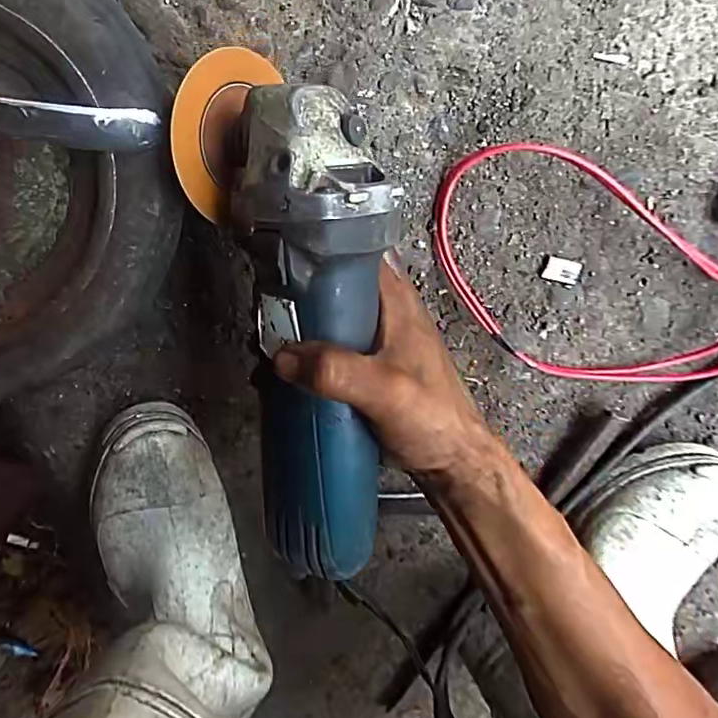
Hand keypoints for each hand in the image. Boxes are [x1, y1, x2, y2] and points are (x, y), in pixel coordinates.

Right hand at [271, 259, 500, 478]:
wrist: (452, 464)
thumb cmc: (436, 421)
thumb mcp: (384, 391)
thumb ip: (334, 371)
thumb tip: (284, 358)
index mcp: (394, 299)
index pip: (350, 254)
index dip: (314, 253)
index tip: (280, 263)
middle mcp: (383, 311)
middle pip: (330, 286)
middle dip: (295, 297)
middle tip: (265, 313)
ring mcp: (373, 339)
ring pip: (326, 319)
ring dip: (297, 329)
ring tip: (269, 344)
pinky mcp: (365, 365)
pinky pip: (327, 349)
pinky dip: (306, 355)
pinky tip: (289, 371)